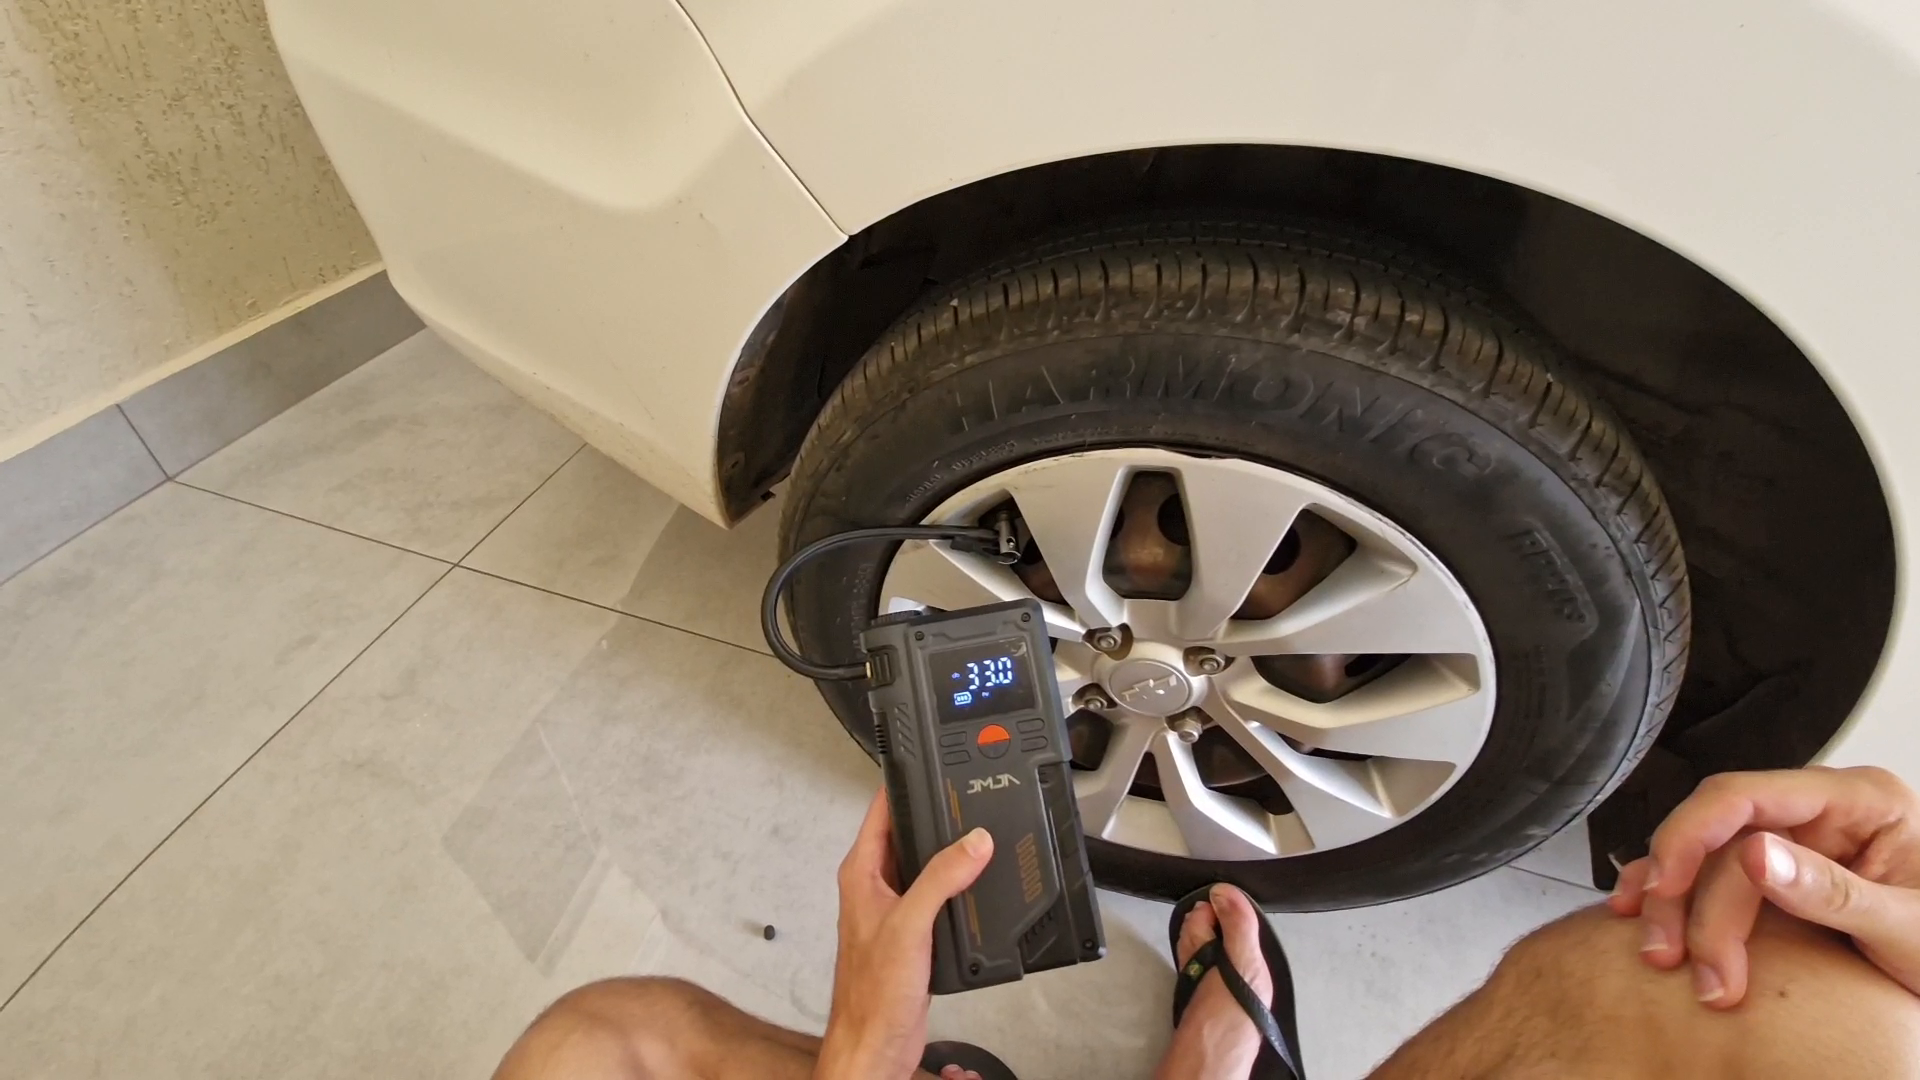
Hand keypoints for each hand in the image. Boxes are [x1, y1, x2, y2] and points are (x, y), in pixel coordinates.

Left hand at [815, 791, 993, 1079]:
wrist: (877, 1044)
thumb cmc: (873, 993)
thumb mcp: (910, 923)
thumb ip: (941, 878)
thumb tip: (973, 842)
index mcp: (862, 871)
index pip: (881, 809)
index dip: (902, 783)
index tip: (925, 762)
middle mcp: (875, 883)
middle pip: (907, 832)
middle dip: (934, 814)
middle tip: (962, 795)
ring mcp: (893, 905)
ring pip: (924, 861)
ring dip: (947, 850)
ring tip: (975, 832)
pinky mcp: (912, 928)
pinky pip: (936, 889)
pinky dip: (955, 880)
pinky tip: (974, 880)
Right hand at [1608, 766, 1919, 1007]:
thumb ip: (1840, 894)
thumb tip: (1754, 854)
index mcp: (1859, 801)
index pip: (1740, 797)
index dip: (1689, 835)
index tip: (1667, 886)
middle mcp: (1813, 810)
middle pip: (1715, 837)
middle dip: (1686, 898)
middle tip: (1676, 952)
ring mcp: (1788, 837)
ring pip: (1699, 859)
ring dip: (1673, 907)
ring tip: (1665, 953)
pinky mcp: (1769, 868)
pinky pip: (1703, 874)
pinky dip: (1673, 899)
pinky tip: (1648, 917)